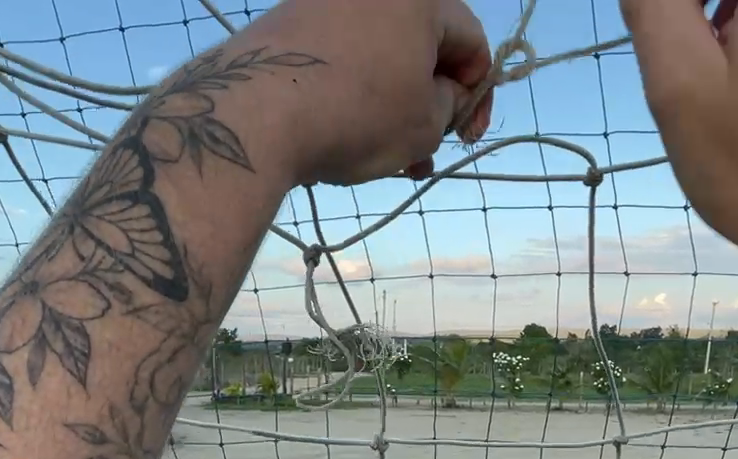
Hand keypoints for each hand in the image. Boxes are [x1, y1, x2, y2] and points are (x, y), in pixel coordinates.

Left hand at [230, 0, 495, 186]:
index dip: (478, 95)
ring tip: (391, 159)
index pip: (472, 41)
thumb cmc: (359, 116)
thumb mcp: (425, 126)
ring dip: (395, 107)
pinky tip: (351, 135)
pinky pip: (343, 57)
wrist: (260, 111)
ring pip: (381, 57)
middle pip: (423, 46)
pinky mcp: (292, 19)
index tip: (466, 137)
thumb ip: (451, 107)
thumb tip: (447, 95)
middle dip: (431, 105)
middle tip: (427, 154)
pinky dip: (358, 93)